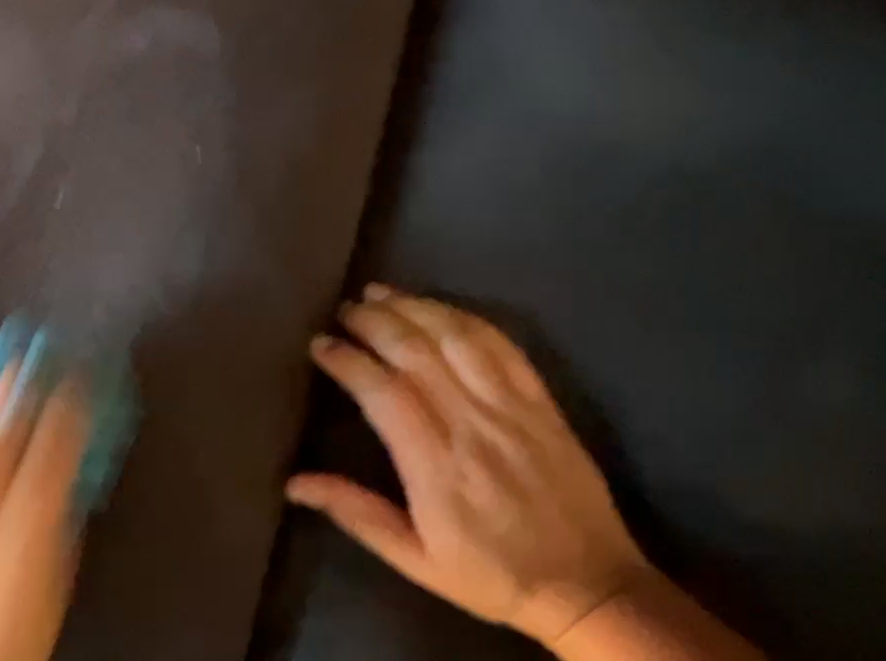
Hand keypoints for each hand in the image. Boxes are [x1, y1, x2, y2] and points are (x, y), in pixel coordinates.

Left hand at [0, 368, 89, 660]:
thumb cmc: (2, 641)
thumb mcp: (53, 583)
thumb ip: (59, 521)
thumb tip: (64, 480)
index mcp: (25, 512)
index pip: (59, 431)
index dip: (73, 396)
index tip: (78, 377)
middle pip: (4, 412)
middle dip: (25, 380)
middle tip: (34, 362)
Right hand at [286, 285, 649, 647]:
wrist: (593, 591)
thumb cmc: (492, 574)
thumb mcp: (415, 560)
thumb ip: (356, 513)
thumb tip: (292, 484)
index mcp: (435, 464)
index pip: (381, 390)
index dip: (345, 358)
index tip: (319, 344)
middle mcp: (471, 424)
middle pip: (414, 351)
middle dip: (371, 321)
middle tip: (342, 310)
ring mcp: (512, 409)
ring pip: (455, 337)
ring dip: (413, 307)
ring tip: (378, 294)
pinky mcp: (542, 403)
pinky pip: (502, 345)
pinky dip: (464, 318)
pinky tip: (436, 308)